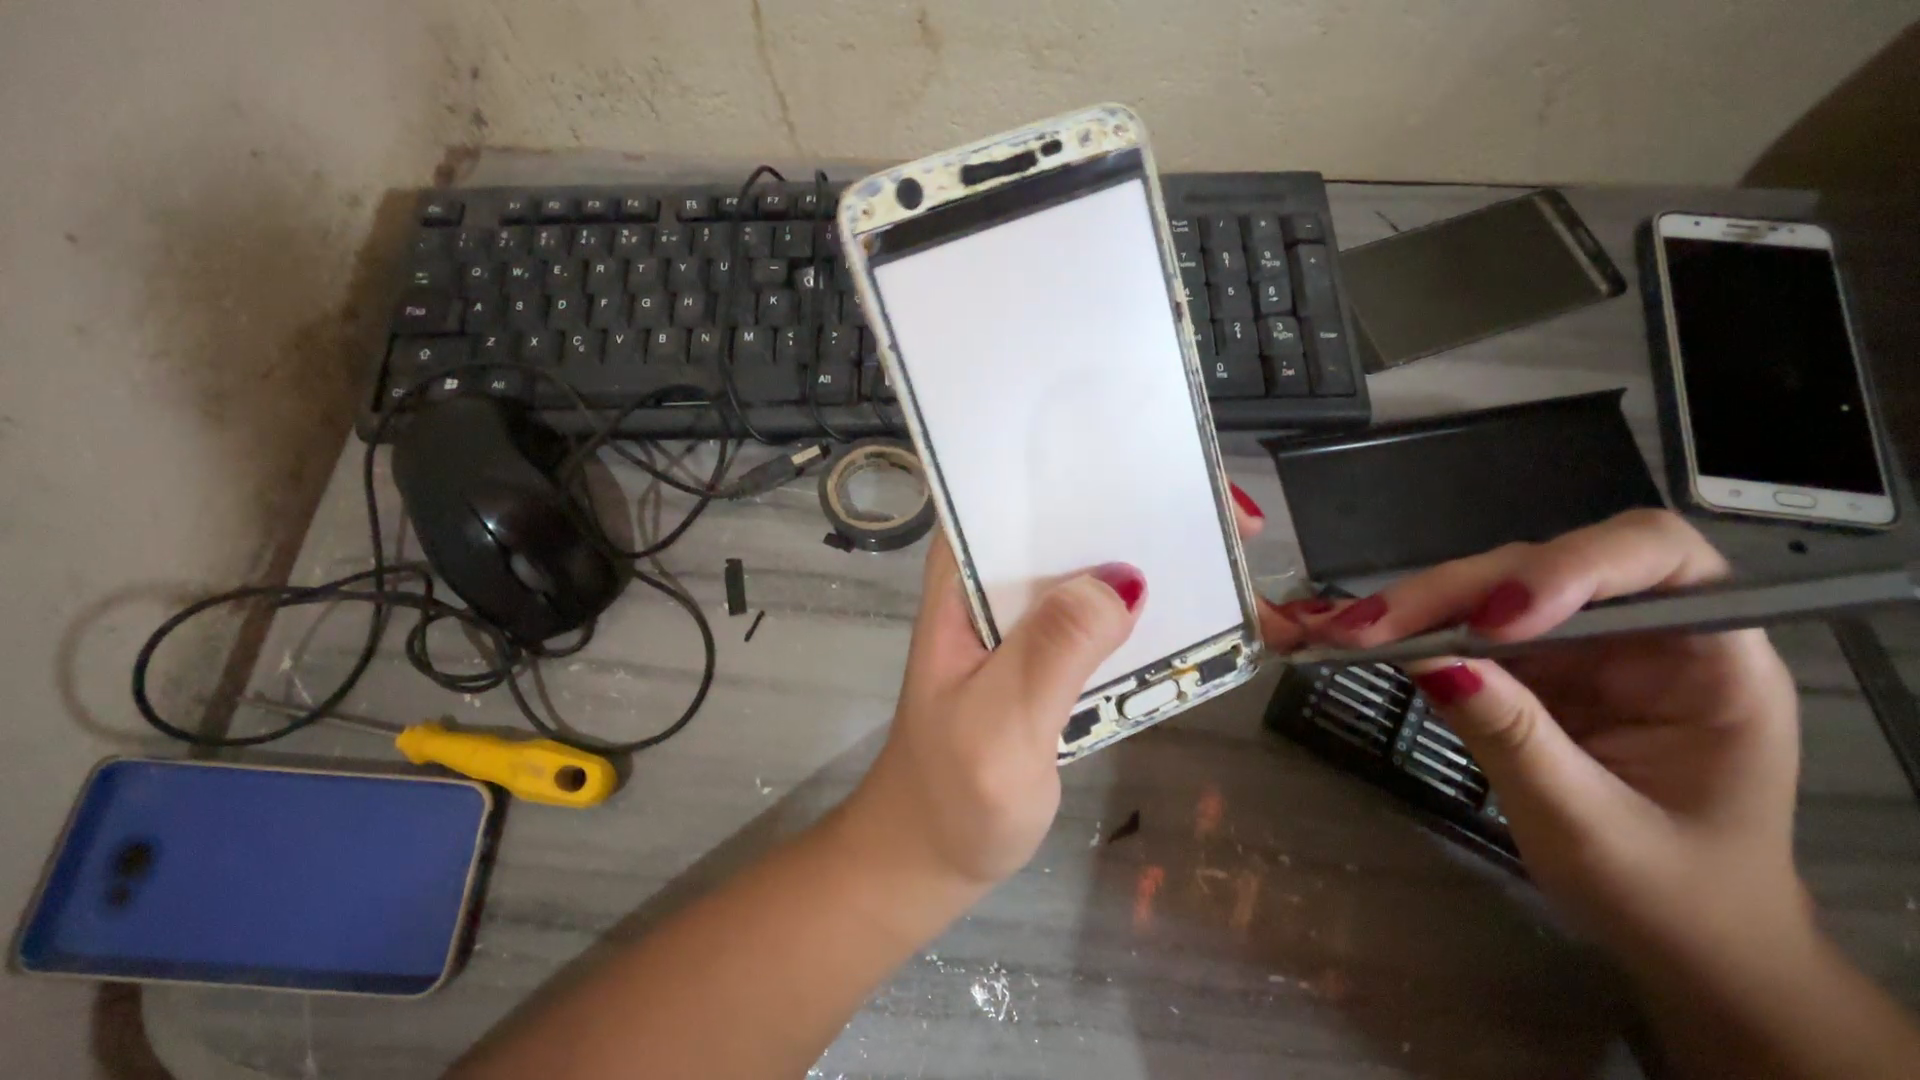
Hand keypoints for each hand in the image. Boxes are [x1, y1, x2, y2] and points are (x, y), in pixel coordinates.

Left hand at [843, 484, 1271, 889]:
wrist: (933, 855)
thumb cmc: (952, 795)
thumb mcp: (999, 726)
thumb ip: (1052, 653)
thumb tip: (1123, 580)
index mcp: (962, 576)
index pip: (1017, 491)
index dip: (1087, 467)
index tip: (1165, 463)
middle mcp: (992, 582)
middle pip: (1068, 520)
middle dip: (1141, 508)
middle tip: (1230, 516)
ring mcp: (1024, 619)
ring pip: (1093, 566)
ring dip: (1154, 557)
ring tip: (1233, 551)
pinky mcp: (1051, 654)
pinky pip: (1105, 617)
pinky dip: (1150, 612)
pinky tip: (1204, 610)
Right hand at [1264, 509, 1806, 966]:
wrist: (1682, 939)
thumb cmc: (1670, 897)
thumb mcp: (1589, 828)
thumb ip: (1514, 737)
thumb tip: (1427, 661)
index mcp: (1710, 660)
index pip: (1651, 559)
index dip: (1568, 568)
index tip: (1492, 622)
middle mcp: (1642, 631)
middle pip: (1538, 569)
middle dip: (1447, 594)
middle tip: (1357, 626)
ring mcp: (1580, 645)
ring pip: (1486, 591)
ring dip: (1408, 607)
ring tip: (1328, 628)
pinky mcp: (1529, 666)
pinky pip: (1459, 629)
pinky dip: (1398, 630)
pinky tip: (1337, 630)